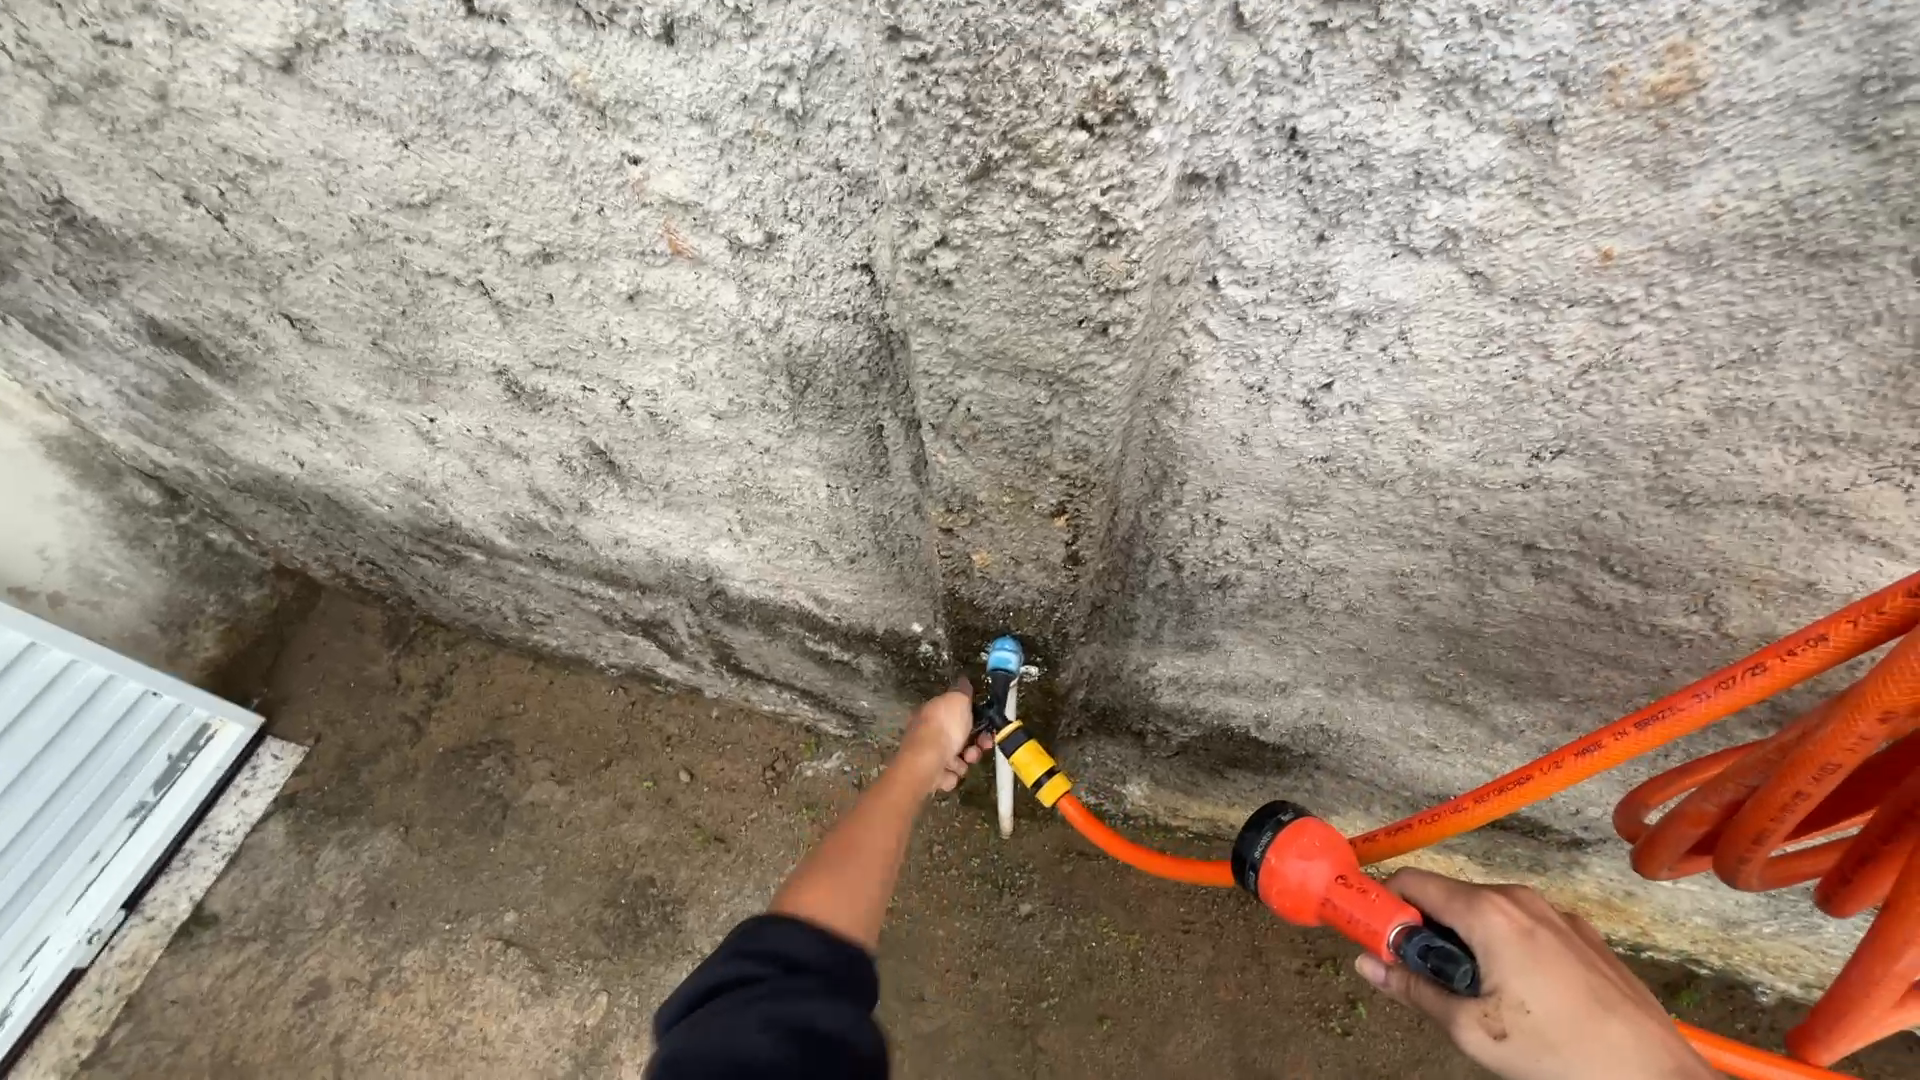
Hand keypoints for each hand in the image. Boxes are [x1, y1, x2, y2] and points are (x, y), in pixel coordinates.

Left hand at [896, 680, 993, 793]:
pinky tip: (949, 770)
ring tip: (964, 759)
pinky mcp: (931, 775)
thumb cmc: (944, 727)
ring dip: (966, 759)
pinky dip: (952, 774)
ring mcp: (929, 755)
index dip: (973, 719)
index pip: (955, 714)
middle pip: (960, 738)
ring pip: (958, 758)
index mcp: (932, 713)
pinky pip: (950, 775)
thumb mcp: (958, 699)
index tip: (985, 724)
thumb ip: (963, 691)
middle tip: (982, 745)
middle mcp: (929, 733)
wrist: (928, 761)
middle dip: (975, 743)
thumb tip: (964, 681)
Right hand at [1354, 869, 1714, 1079]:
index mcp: (1486, 910)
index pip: (1410, 882)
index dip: (1385, 906)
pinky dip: (1508, 947)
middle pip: (1449, 897)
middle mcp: (1519, 898)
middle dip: (1428, 931)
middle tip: (1428, 977)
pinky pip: (1526, 927)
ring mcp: (1557, 914)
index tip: (1379, 939)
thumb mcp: (1471, 1030)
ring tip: (1482, 994)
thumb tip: (1365, 964)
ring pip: (1488, 913)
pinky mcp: (1586, 936)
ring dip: (1468, 941)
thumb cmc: (1561, 1055)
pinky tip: (1527, 996)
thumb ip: (1412, 989)